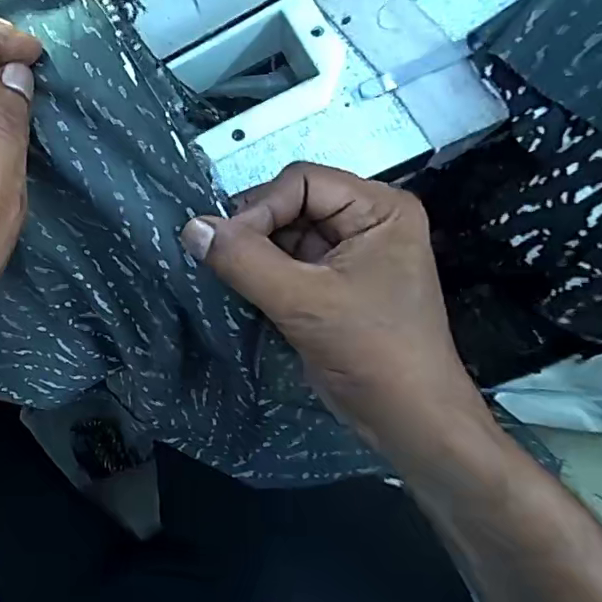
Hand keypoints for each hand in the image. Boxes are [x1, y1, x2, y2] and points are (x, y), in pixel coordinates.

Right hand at [180, 162, 482, 444]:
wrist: (409, 420)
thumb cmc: (371, 352)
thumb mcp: (304, 302)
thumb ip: (245, 261)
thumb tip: (192, 228)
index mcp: (379, 208)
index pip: (303, 181)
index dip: (261, 207)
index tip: (225, 244)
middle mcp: (368, 221)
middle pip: (294, 204)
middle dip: (256, 230)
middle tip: (222, 260)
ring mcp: (352, 254)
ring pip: (287, 235)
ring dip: (256, 253)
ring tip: (228, 276)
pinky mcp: (336, 284)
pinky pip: (291, 263)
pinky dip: (264, 274)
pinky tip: (243, 289)